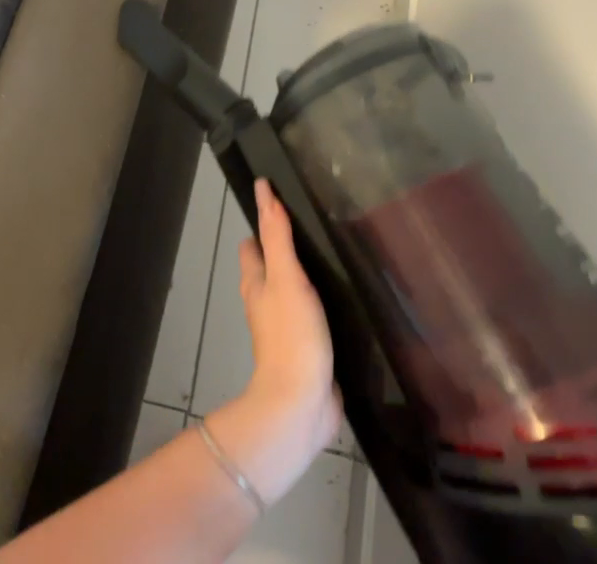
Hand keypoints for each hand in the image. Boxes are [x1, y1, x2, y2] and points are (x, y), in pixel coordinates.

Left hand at [203, 179, 340, 504]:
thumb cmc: (291, 336)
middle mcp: (265, 303)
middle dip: (280, 247)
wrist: (301, 403)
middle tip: (308, 226)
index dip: (264, 219)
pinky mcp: (308, 348)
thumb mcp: (286, 278)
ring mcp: (286, 328)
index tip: (277, 194)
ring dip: (302, 276)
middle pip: (268, 267)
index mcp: (256, 283)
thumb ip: (278, 238)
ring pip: (290, 292)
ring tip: (329, 257)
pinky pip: (311, 317)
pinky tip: (341, 300)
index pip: (254, 242)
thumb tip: (264, 193)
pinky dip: (320, 303)